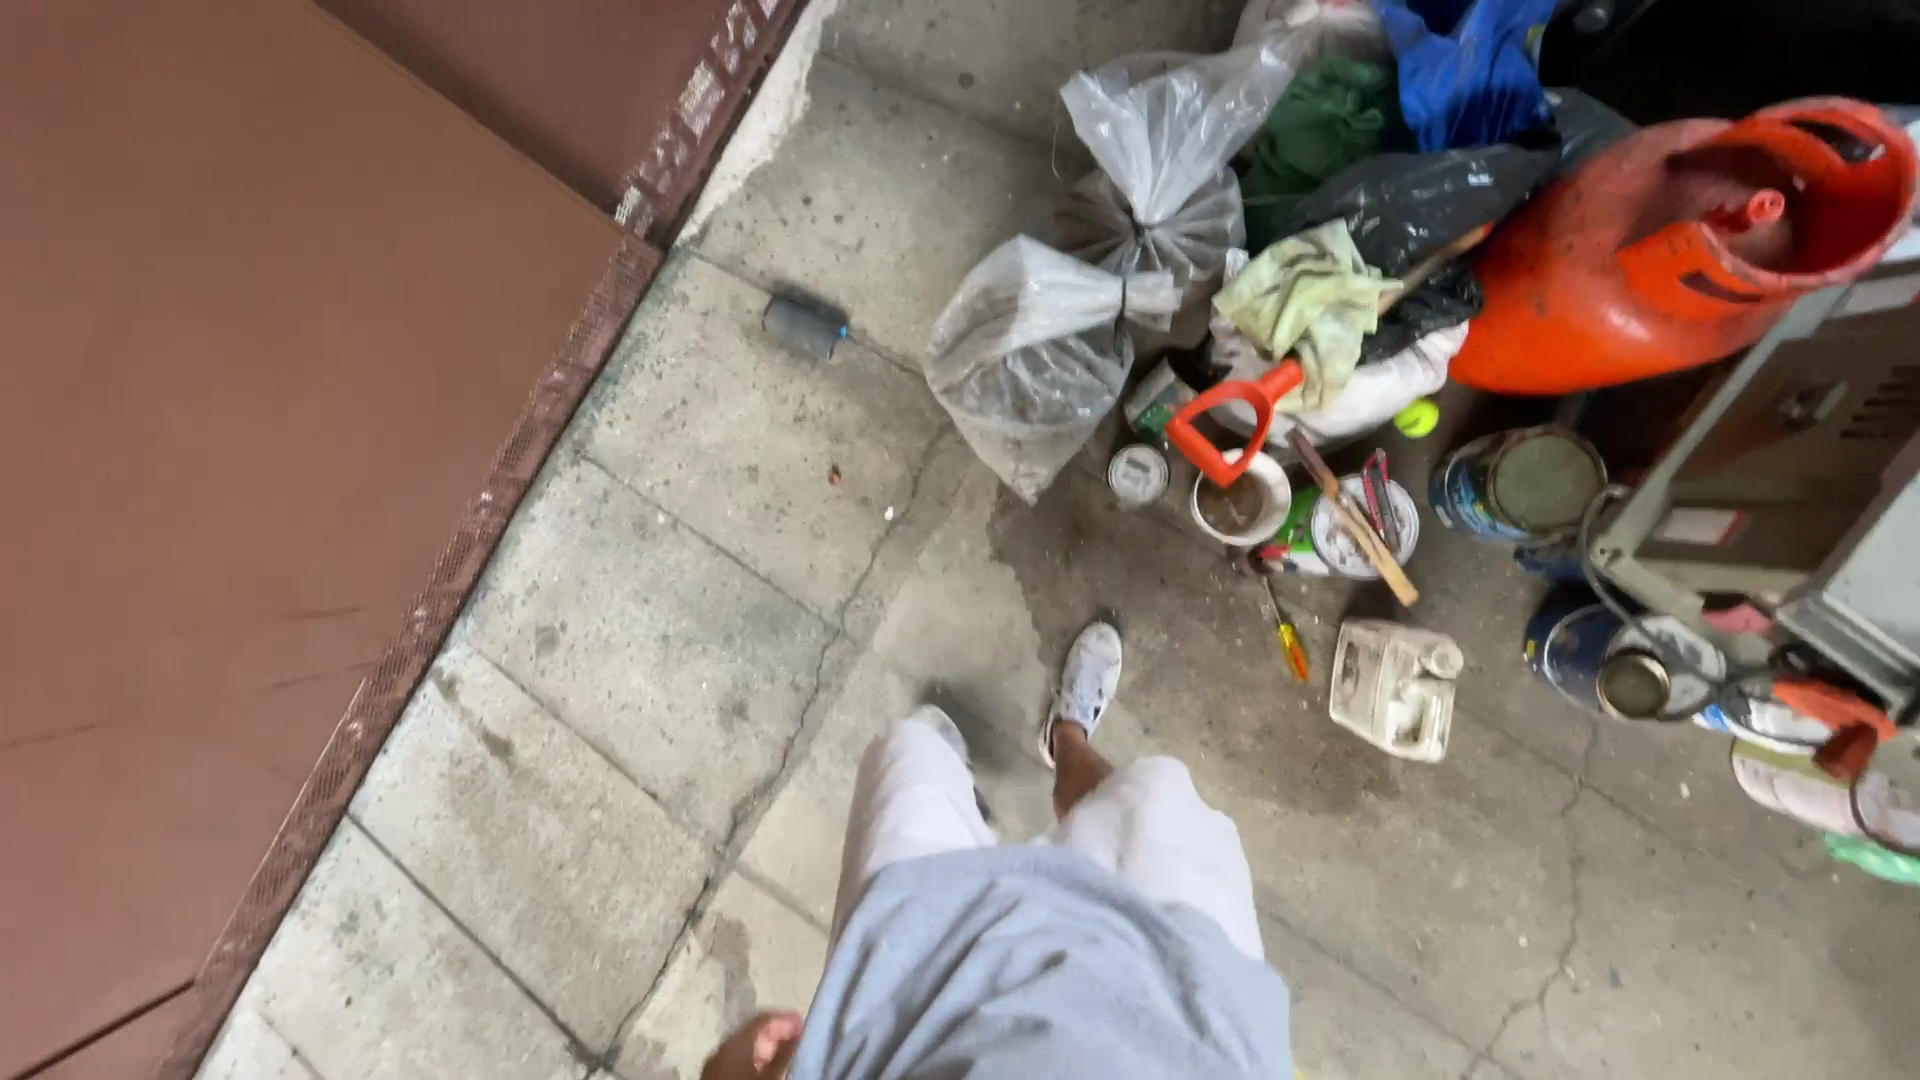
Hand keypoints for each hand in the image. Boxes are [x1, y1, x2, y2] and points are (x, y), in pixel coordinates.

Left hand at [700, 1010, 803, 1079]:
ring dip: (764, 1046)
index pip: (763, 1018)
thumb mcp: (769, 1076)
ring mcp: (714, 1062)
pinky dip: (752, 1057)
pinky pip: (735, 1058)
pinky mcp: (712, 1075)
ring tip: (783, 1054)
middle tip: (795, 1037)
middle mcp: (723, 1046)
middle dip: (775, 1032)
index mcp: (736, 1041)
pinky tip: (763, 1067)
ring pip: (743, 1045)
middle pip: (753, 1030)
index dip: (785, 1018)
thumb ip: (784, 1053)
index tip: (801, 1024)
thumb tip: (797, 1032)